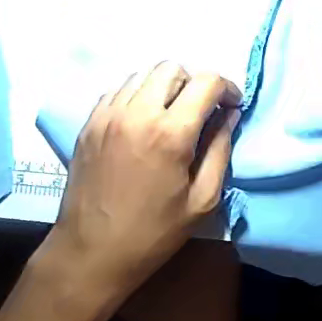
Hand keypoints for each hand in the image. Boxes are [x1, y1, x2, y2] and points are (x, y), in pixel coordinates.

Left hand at [27, 63, 239, 320]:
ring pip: (142, 75)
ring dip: (164, 88)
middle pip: (172, 68)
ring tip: (171, 116)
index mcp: (170, 133)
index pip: (206, 82)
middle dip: (194, 83)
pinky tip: (143, 124)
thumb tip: (229, 115)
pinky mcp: (89, 123)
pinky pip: (118, 91)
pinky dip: (138, 96)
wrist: (91, 252)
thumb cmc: (154, 232)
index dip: (227, 88)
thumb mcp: (203, 199)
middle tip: (201, 112)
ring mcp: (107, 115)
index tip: (232, 106)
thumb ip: (220, 150)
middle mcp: (136, 113)